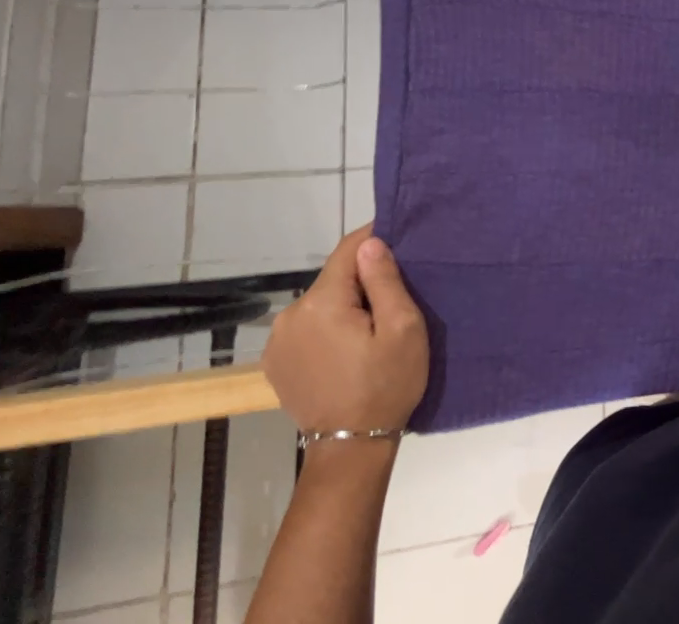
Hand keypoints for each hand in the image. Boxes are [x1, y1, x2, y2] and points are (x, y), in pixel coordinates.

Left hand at [263, 225, 428, 432]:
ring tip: (374, 326)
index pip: (347, 251)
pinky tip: (349, 348)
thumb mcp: (403, 329)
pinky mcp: (276, 362)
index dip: (373, 237)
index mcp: (322, 303)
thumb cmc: (387, 384)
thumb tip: (371, 243)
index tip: (400, 234)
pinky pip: (308, 328)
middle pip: (334, 279)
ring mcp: (277, 341)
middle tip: (398, 295)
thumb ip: (385, 282)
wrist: (351, 445)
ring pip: (321, 304)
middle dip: (364, 280)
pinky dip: (329, 328)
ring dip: (346, 306)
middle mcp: (290, 315)